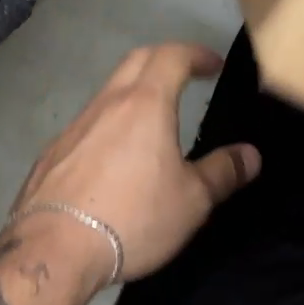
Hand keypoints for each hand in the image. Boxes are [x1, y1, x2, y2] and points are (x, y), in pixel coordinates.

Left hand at [11, 43, 260, 281]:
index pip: (173, 56)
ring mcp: (75, 126)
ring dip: (135, 91)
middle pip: (137, 60)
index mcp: (146, 103)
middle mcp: (108, 103)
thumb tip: (251, 154)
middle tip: (186, 74)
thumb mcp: (191, 201)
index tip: (214, 64)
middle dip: (165, 58)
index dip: (196, 54)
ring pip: (109, 91)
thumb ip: (222, 173)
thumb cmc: (133, 217)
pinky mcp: (52, 153)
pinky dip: (109, 124)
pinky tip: (113, 158)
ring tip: (153, 119)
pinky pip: (87, 124)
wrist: (53, 250)